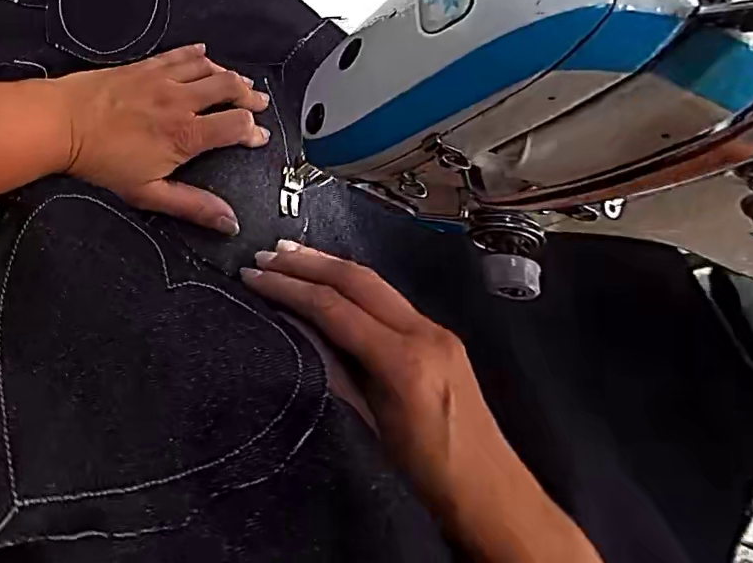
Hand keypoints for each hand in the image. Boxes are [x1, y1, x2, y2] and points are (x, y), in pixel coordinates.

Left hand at [49, 44, 268, 234]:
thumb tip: (225, 220)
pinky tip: (204, 53)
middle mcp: (181, 101)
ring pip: (211, 69)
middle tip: (258, 102)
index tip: (258, 136)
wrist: (62, 122)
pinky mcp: (146, 66)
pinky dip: (197, 54)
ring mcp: (164, 80)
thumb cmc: (98, 159)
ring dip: (230, 74)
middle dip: (251, 96)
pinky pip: (181, 54)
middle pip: (232, 88)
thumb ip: (191, 205)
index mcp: (185, 134)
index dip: (254, 131)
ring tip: (239, 82)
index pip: (237, 126)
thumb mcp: (147, 192)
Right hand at [241, 242, 601, 562]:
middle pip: (355, 279)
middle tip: (267, 255)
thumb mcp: (373, 432)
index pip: (335, 308)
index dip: (289, 288)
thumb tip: (298, 329)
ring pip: (373, 281)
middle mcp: (424, 332)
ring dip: (329, 264)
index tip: (256, 276)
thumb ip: (335, 375)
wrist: (495, 499)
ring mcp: (435, 329)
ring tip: (291, 253)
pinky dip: (352, 282)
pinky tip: (332, 278)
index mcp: (405, 361)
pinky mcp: (439, 335)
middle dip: (306, 262)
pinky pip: (388, 296)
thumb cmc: (432, 481)